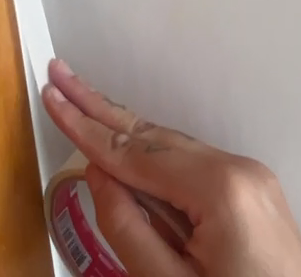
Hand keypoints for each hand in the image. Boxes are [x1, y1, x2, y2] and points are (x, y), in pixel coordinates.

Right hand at [43, 59, 300, 276]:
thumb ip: (127, 228)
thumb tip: (97, 174)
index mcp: (219, 190)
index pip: (132, 152)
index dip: (83, 126)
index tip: (50, 96)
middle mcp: (237, 170)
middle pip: (148, 134)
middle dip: (96, 105)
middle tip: (58, 71)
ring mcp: (247, 179)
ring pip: (167, 146)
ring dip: (119, 127)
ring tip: (78, 97)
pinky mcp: (250, 193)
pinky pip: (186, 163)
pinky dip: (149, 154)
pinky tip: (122, 140)